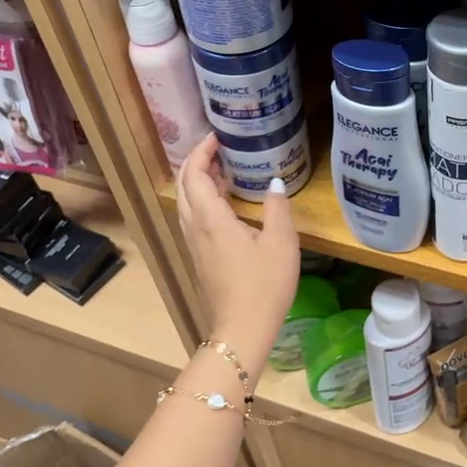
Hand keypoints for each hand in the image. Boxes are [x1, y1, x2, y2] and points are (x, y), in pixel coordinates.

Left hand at [176, 133, 299, 378]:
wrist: (242, 328)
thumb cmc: (264, 284)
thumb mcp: (281, 243)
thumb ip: (278, 208)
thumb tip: (275, 183)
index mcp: (212, 219)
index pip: (196, 175)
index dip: (202, 152)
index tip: (217, 137)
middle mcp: (196, 228)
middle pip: (185, 186)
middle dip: (197, 163)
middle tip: (219, 149)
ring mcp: (195, 244)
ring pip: (187, 203)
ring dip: (199, 182)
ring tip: (224, 169)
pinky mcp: (200, 258)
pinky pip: (194, 218)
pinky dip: (203, 201)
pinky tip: (225, 203)